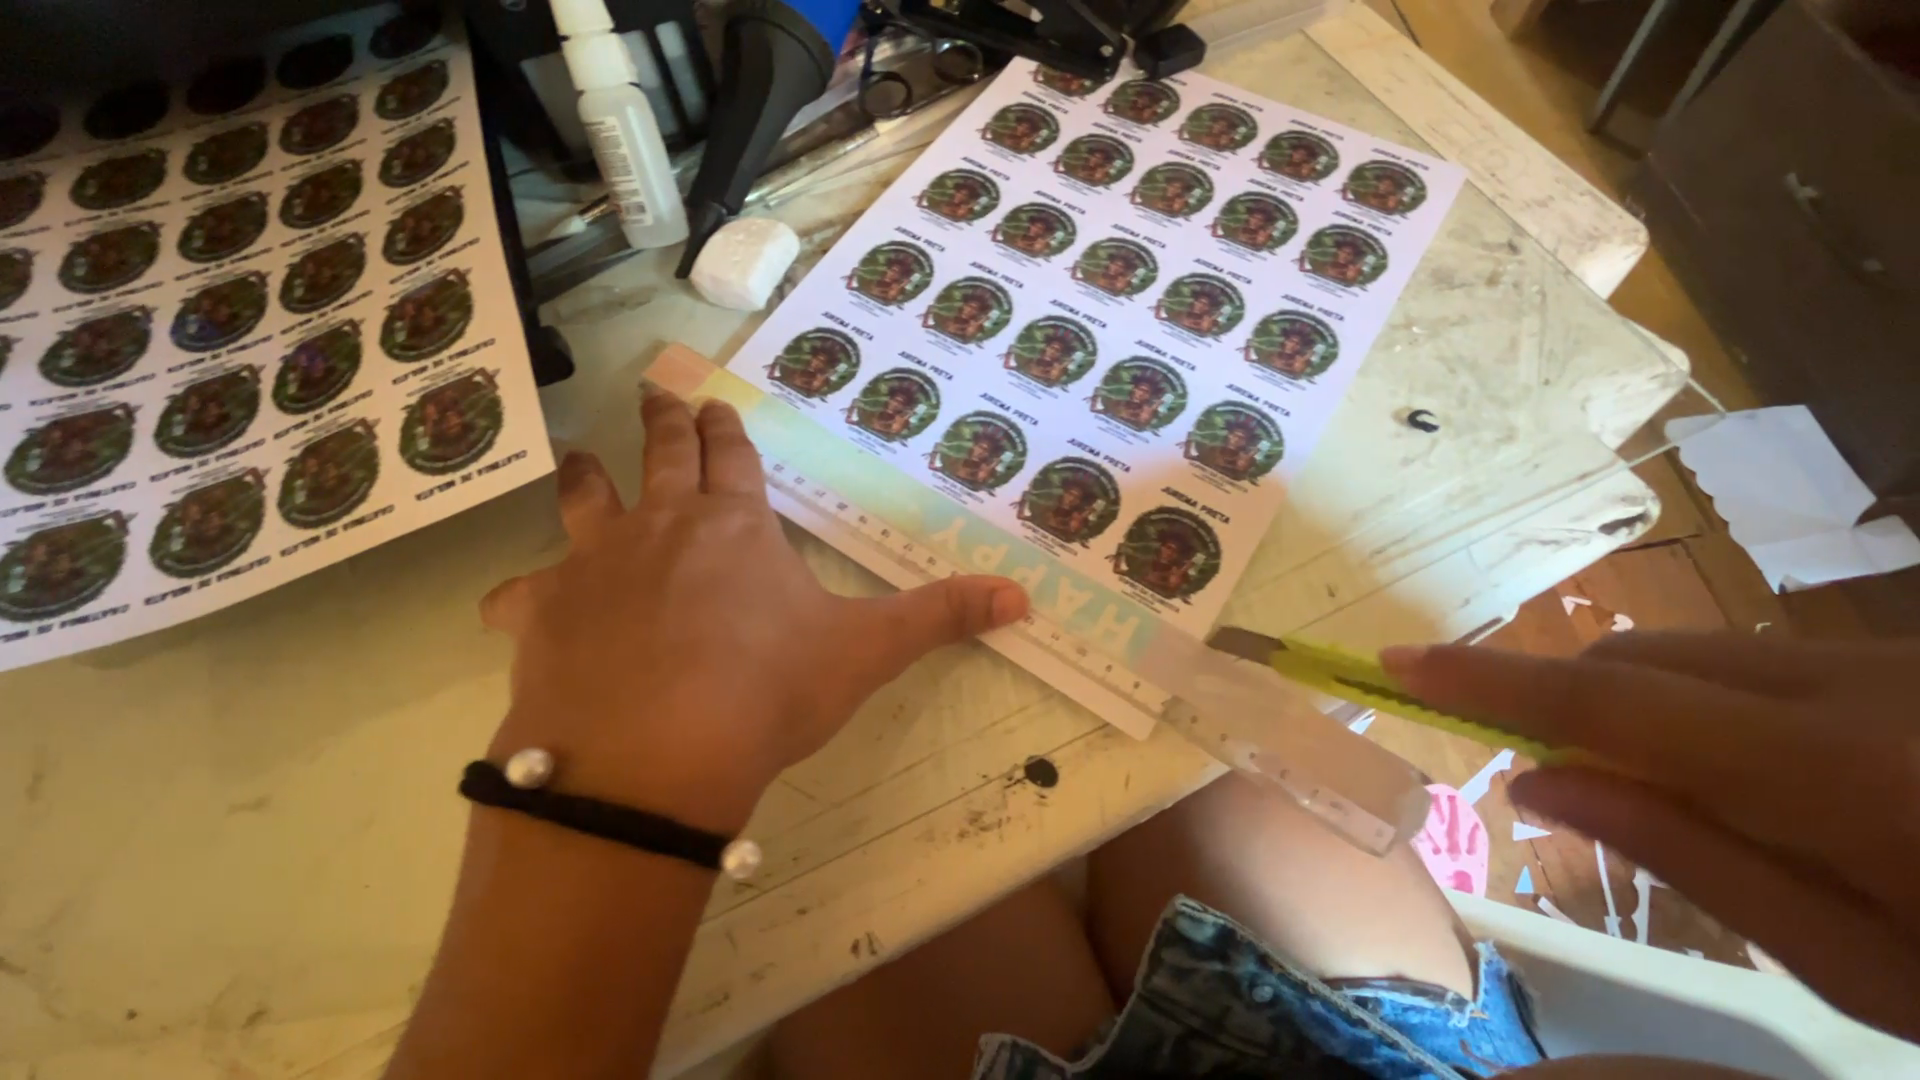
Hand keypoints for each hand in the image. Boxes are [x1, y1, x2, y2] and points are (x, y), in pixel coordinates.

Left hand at [481, 388, 1027, 830]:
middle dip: (662, 424)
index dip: (725, 431)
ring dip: (586, 476)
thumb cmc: (766, 692)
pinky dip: (517, 593)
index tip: (712, 404)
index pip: (732, 457)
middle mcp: (661, 526)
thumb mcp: (865, 652)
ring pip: (584, 500)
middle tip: (654, 393)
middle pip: (659, 455)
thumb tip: (1024, 597)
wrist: (654, 757)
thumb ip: (939, 618)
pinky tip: (508, 603)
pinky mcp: (543, 615)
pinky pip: (520, 593)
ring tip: (579, 458)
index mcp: (735, 525)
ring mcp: (594, 565)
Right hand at [1383, 634, 1919, 1042]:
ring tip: (1692, 798)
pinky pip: (1762, 666)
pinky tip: (1774, 782)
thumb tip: (1541, 780)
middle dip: (1571, 700)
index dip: (1489, 679)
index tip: (1397, 661)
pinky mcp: (1916, 664)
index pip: (1607, 698)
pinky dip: (1713, 707)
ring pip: (1700, 656)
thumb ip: (1682, 853)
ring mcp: (1898, 663)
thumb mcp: (1861, 965)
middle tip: (1565, 780)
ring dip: (1645, 707)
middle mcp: (1857, 684)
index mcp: (1835, 770)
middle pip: (1641, 656)